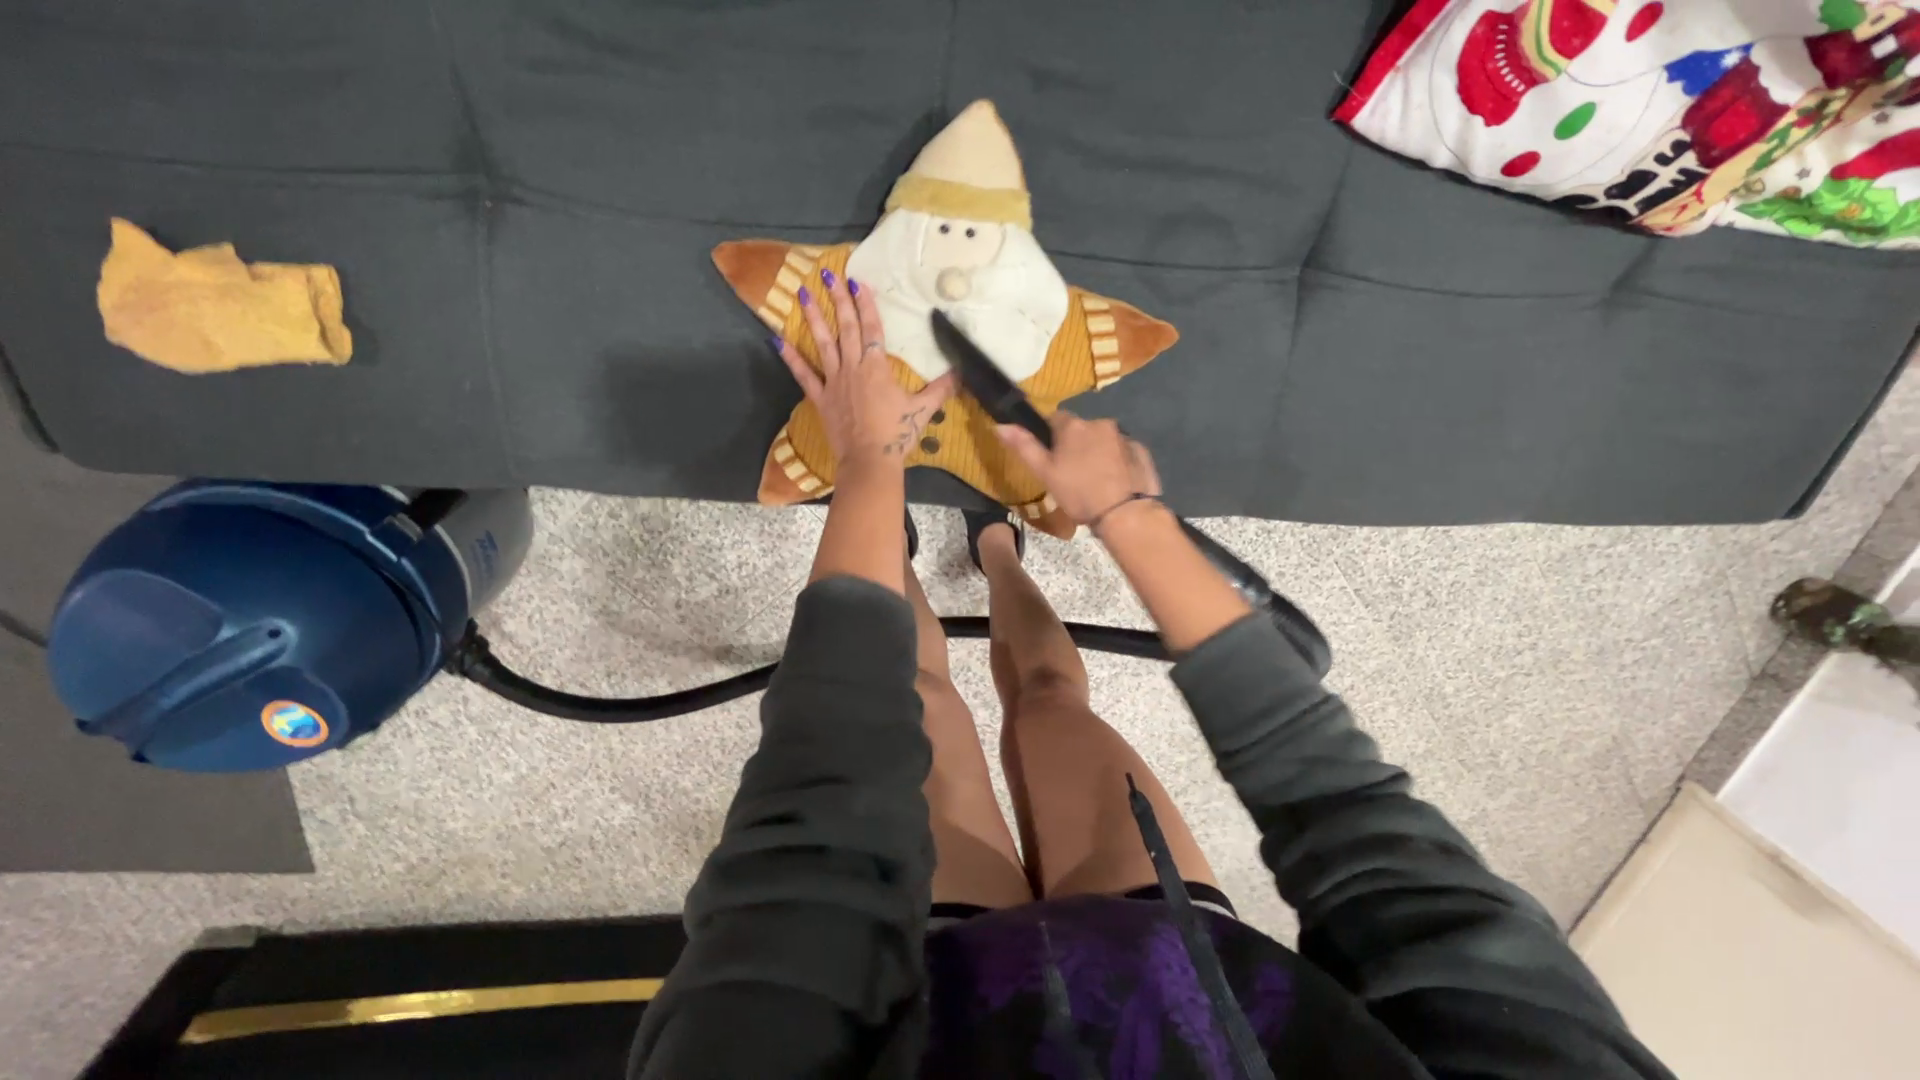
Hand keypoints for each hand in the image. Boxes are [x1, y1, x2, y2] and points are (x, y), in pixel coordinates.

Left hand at [774, 268, 953, 469]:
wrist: (869, 461)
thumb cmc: (897, 435)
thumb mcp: (923, 410)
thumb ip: (941, 388)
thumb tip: (962, 372)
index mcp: (877, 367)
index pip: (872, 328)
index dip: (866, 304)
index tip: (858, 281)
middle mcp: (853, 368)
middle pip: (846, 328)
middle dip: (838, 299)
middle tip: (829, 275)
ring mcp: (834, 382)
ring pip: (823, 343)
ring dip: (813, 317)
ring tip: (803, 292)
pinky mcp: (821, 398)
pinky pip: (804, 375)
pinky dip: (791, 357)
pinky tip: (777, 340)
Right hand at [996, 410, 1162, 527]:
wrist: (1125, 514)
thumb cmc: (1079, 494)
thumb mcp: (1045, 473)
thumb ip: (1024, 446)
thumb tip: (1000, 425)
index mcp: (1074, 426)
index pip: (1056, 419)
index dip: (1051, 437)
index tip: (1052, 457)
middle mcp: (1100, 423)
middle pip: (1082, 430)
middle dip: (1077, 445)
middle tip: (1072, 474)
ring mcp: (1124, 436)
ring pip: (1104, 440)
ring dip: (1098, 453)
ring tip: (1096, 481)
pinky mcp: (1142, 452)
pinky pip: (1124, 452)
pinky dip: (1118, 462)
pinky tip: (1115, 483)